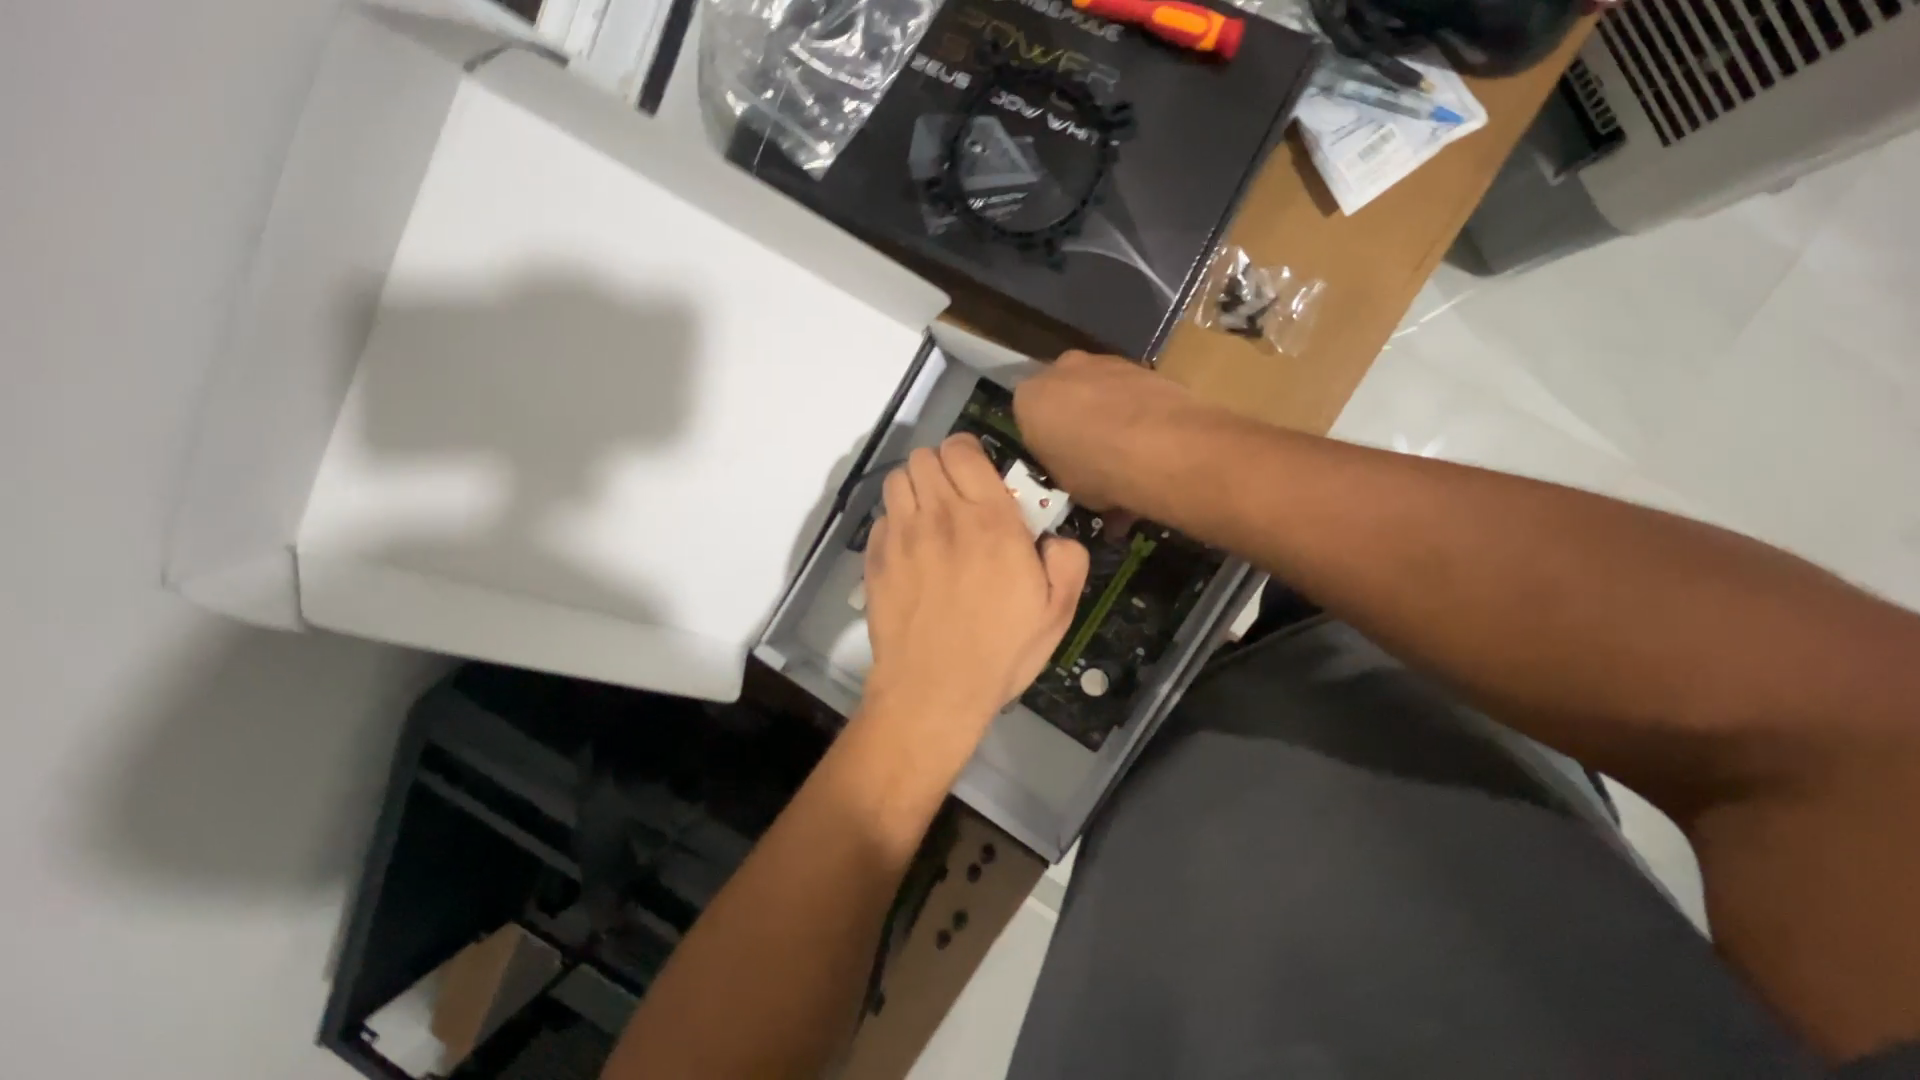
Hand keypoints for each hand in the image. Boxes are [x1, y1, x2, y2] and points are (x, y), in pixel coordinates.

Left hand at [860, 435, 1089, 763]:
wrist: (934, 690)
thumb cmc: (1000, 651)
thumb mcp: (1056, 612)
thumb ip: (1067, 562)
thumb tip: (1055, 538)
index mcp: (990, 521)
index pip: (963, 450)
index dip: (970, 453)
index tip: (980, 475)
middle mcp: (941, 516)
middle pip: (925, 456)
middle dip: (942, 468)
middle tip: (957, 498)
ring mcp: (902, 536)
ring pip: (898, 479)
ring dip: (915, 489)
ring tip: (930, 518)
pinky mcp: (875, 559)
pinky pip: (881, 518)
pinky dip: (895, 522)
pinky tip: (910, 550)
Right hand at [1012, 351, 1210, 509]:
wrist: (1159, 447)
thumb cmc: (1095, 470)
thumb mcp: (1063, 482)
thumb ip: (1060, 462)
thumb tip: (1071, 463)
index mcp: (1028, 398)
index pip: (1027, 417)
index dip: (1045, 440)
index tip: (1060, 459)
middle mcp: (1061, 369)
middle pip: (1063, 394)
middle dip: (1075, 417)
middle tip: (1092, 453)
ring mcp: (1104, 362)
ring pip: (1098, 389)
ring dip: (1108, 411)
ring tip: (1128, 450)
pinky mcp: (1143, 365)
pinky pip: (1130, 391)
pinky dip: (1136, 410)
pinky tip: (1151, 440)